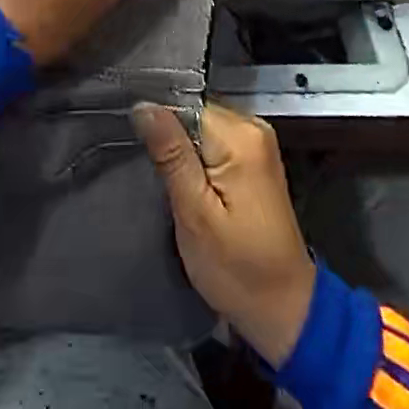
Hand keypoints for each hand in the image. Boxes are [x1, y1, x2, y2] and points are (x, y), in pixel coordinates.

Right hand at [134, 103, 316, 367]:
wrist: (281, 302)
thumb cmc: (235, 266)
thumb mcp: (194, 213)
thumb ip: (171, 155)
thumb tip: (144, 106)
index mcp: (241, 136)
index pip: (186, 107)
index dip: (156, 121)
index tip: (128, 141)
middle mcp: (254, 128)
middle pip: (196, 115)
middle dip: (168, 136)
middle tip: (139, 163)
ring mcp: (258, 142)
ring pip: (204, 128)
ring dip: (180, 148)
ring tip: (155, 172)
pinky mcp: (255, 158)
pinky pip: (216, 142)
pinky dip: (196, 157)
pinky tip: (180, 178)